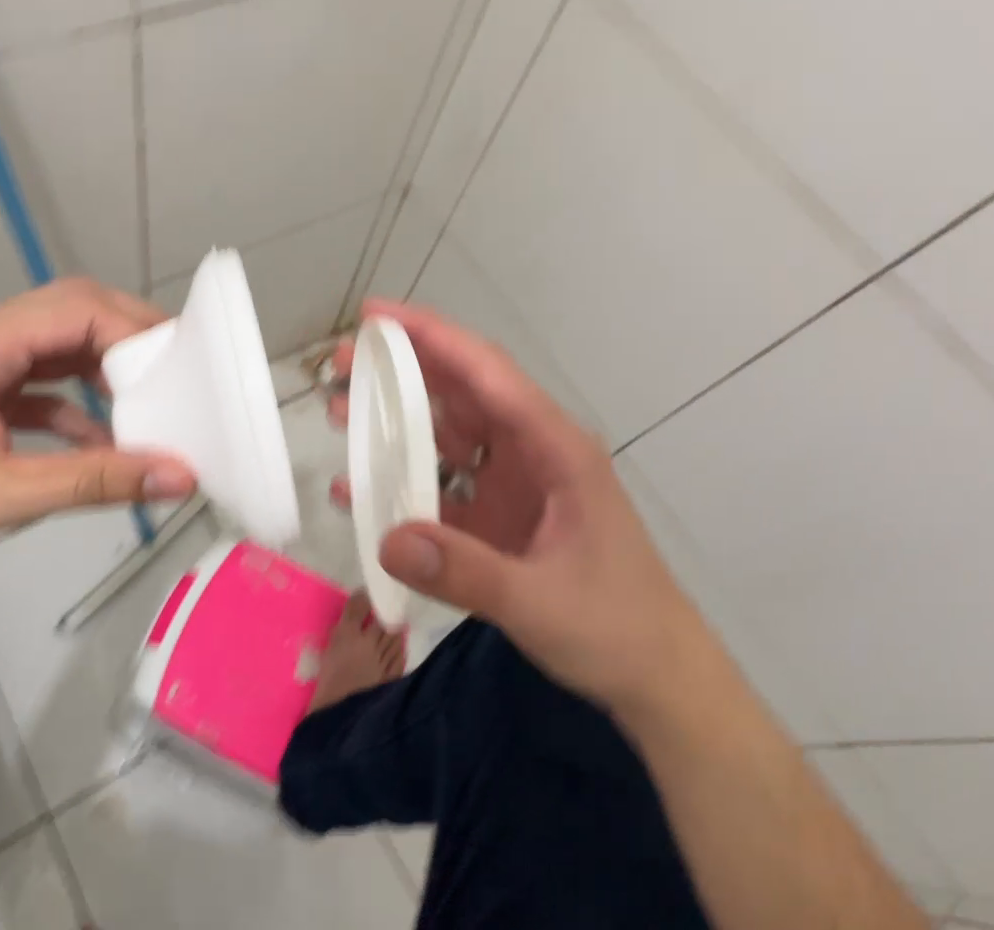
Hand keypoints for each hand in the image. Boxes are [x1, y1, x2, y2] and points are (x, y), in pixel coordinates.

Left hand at [0, 279, 196, 595]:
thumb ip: (91, 483)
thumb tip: (175, 476)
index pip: (73, 310)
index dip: (135, 331)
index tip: (184, 368)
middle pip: (68, 317)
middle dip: (127, 343)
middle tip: (181, 377)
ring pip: (55, 352)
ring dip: (104, 376)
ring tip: (155, 408)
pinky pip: (38, 390)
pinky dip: (75, 411)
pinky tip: (102, 446)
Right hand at [329, 300, 707, 707]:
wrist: (654, 675)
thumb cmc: (615, 627)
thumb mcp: (540, 602)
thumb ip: (466, 572)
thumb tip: (386, 539)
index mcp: (556, 451)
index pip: (488, 376)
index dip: (432, 338)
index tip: (374, 317)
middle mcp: (533, 455)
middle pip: (461, 395)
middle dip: (401, 373)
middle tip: (341, 363)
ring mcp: (515, 487)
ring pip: (448, 436)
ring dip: (396, 422)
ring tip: (339, 411)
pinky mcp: (498, 521)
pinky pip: (443, 489)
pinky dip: (403, 483)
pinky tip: (360, 487)